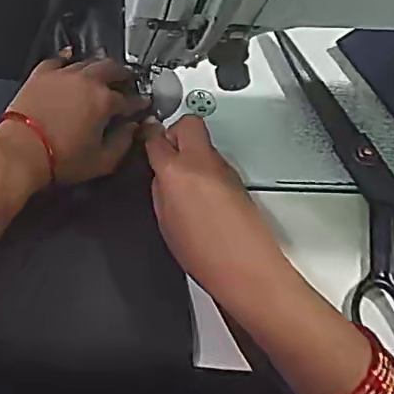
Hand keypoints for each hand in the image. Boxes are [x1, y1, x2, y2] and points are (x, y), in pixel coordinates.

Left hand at [0, 53, 143, 186]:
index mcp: (104, 100)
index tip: (141, 106)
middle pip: (111, 69)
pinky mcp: (41, 74)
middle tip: (128, 80)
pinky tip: (70, 57)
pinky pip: (58, 59)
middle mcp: (86, 81)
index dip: (138, 103)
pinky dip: (67, 57)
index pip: (129, 99)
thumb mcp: (101, 161)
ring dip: (99, 65)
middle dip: (123, 74)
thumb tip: (131, 131)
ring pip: (87, 61)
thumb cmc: (58, 158)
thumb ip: (123, 143)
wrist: (22, 150)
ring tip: (104, 69)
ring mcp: (62, 75)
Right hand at [142, 116, 289, 297]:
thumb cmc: (206, 255)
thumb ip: (159, 190)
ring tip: (184, 180)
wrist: (248, 270)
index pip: (156, 137)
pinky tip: (201, 195)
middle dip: (173, 132)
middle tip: (166, 150)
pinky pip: (216, 162)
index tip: (145, 139)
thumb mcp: (165, 222)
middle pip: (187, 124)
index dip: (148, 137)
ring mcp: (224, 169)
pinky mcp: (238, 180)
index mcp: (176, 171)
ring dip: (191, 152)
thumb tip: (159, 176)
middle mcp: (203, 162)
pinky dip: (205, 169)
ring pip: (203, 142)